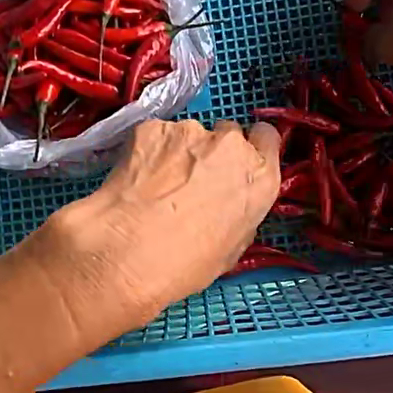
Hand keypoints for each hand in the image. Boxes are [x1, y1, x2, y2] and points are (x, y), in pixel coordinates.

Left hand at [2, 119, 280, 347]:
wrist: (125, 254)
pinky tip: (136, 179)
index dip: (251, 150)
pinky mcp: (152, 128)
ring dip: (179, 153)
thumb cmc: (184, 265)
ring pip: (190, 135)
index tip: (235, 165)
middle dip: (214, 153)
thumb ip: (241, 212)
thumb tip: (228, 203)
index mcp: (261, 178)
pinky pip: (157, 136)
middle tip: (192, 182)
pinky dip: (149, 152)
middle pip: (229, 134)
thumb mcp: (233, 248)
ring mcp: (191, 131)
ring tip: (157, 186)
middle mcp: (232, 146)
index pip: (267, 137)